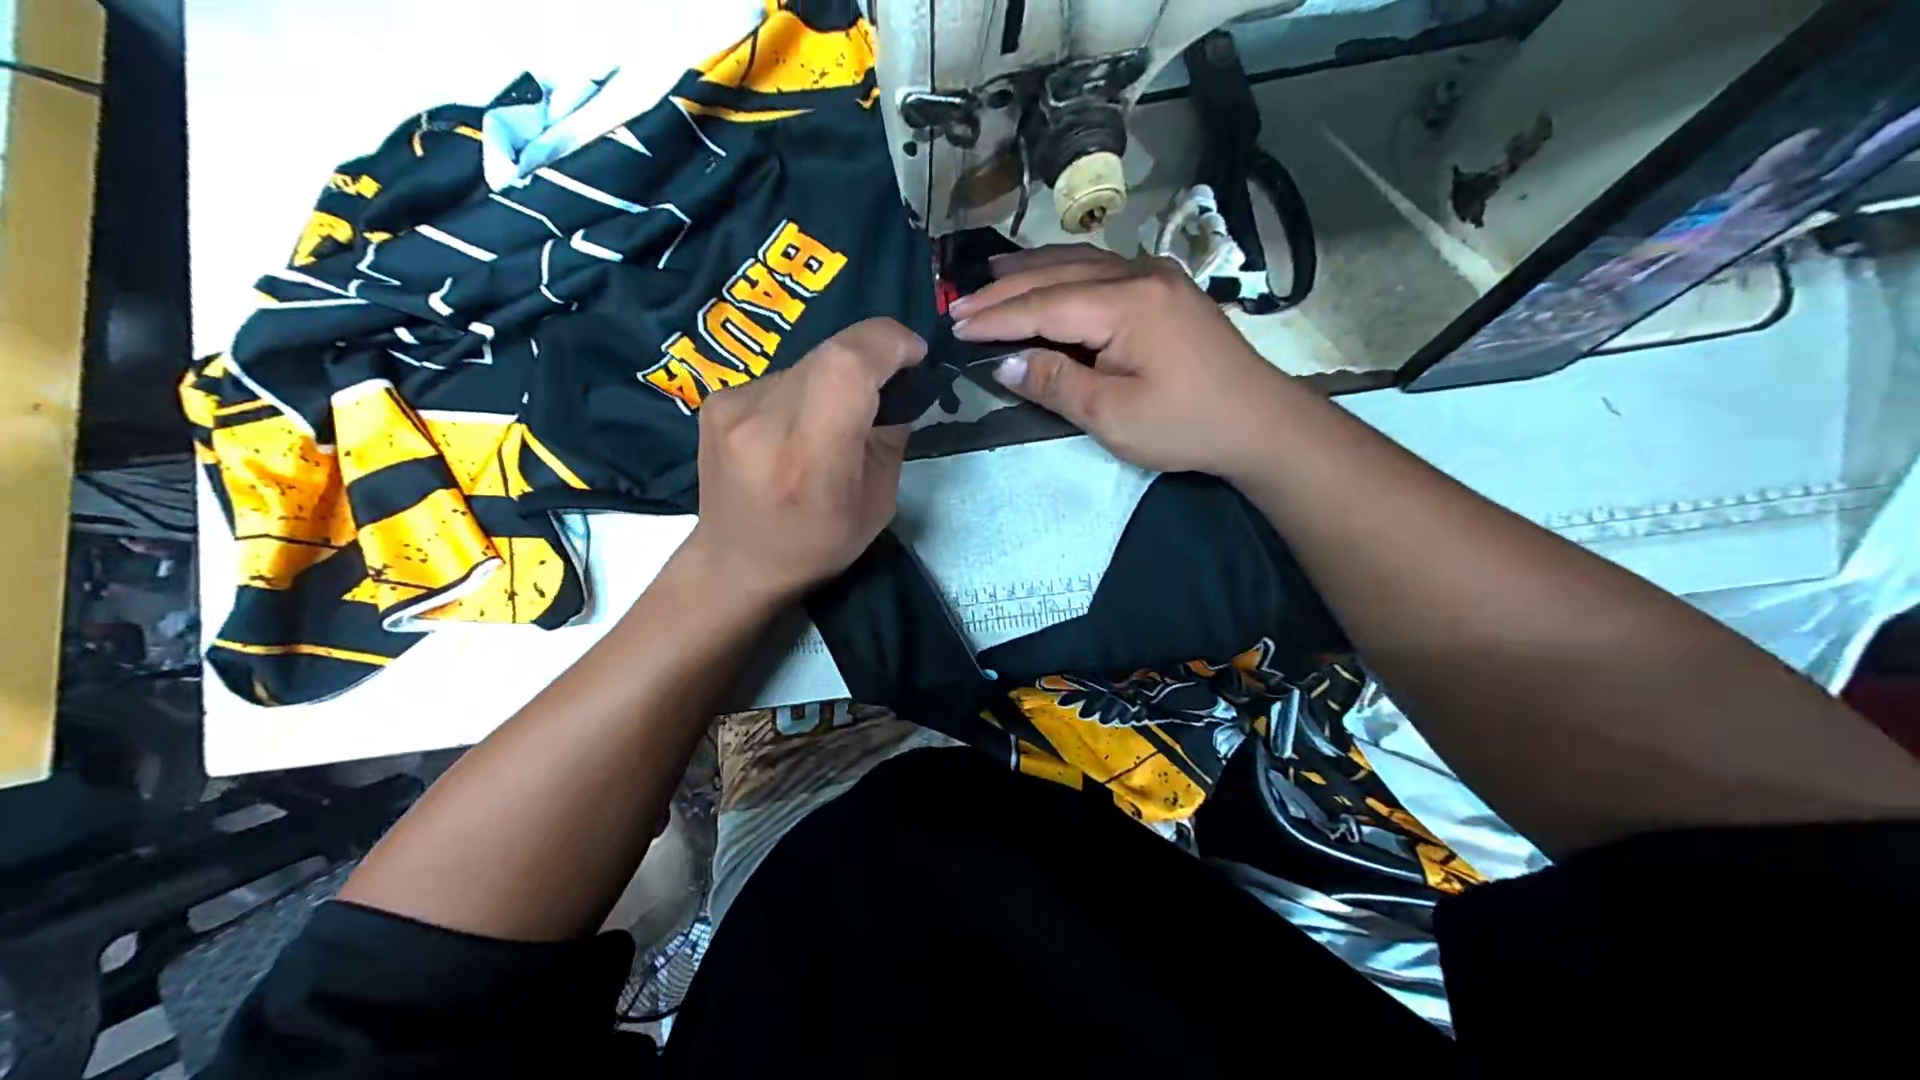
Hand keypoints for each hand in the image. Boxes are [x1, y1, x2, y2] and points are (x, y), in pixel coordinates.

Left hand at [680, 318, 922, 603]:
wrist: (735, 563)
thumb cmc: (817, 544)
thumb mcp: (878, 501)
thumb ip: (890, 435)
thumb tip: (900, 382)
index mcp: (810, 458)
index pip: (847, 365)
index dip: (887, 344)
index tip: (913, 356)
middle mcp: (762, 422)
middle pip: (830, 354)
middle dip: (869, 359)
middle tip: (883, 389)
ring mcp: (731, 406)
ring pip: (806, 363)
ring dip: (834, 379)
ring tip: (832, 421)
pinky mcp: (716, 400)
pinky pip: (780, 376)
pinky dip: (803, 391)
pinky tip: (794, 429)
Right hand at [949, 244, 1301, 476]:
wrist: (1259, 422)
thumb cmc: (1186, 425)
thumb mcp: (1113, 416)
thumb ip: (1056, 383)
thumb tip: (1006, 363)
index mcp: (1126, 304)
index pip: (1043, 305)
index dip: (996, 318)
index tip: (955, 326)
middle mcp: (1139, 275)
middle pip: (1056, 276)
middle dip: (1004, 292)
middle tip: (958, 305)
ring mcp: (1155, 276)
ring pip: (1079, 262)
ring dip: (1031, 272)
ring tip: (989, 278)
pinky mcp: (1164, 288)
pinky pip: (1101, 268)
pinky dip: (1064, 271)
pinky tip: (1047, 274)